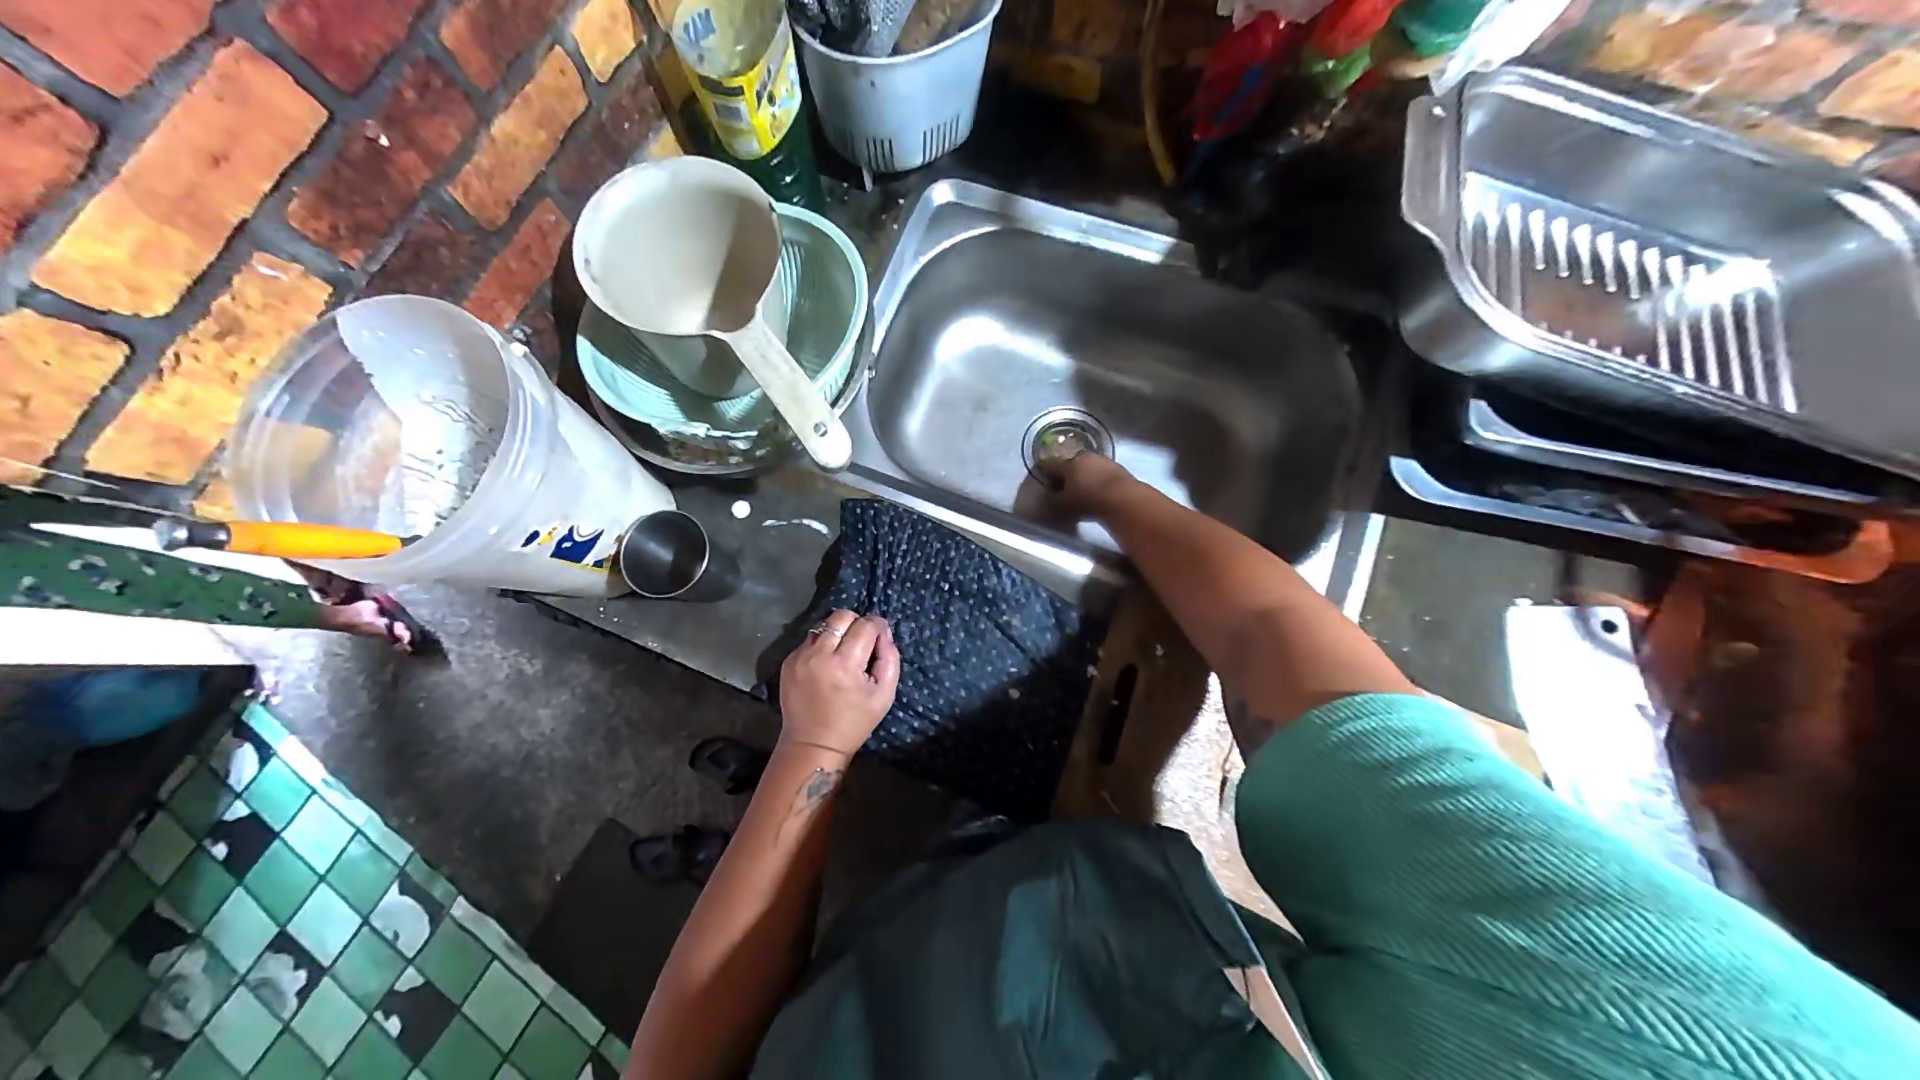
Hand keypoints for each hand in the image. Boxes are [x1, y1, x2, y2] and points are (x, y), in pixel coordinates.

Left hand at [778, 609, 899, 758]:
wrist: (812, 745)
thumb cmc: (854, 723)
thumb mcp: (884, 695)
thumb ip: (890, 659)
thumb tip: (884, 634)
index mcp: (845, 664)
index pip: (866, 625)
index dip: (878, 626)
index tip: (881, 636)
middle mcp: (819, 654)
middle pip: (842, 616)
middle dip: (857, 623)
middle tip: (862, 641)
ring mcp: (800, 657)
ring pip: (824, 625)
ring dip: (837, 632)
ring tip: (842, 652)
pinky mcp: (788, 662)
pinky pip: (809, 640)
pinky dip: (821, 645)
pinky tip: (826, 664)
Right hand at [1037, 450, 1132, 520]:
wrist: (1123, 498)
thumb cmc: (1088, 500)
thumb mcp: (1065, 504)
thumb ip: (1054, 499)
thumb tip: (1049, 496)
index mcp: (1067, 463)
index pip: (1050, 464)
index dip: (1044, 471)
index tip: (1042, 476)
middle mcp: (1083, 456)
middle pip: (1070, 463)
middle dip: (1065, 472)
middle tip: (1063, 484)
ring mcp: (1102, 459)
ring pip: (1087, 465)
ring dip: (1083, 474)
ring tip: (1082, 487)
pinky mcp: (1117, 466)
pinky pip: (1101, 471)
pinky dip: (1096, 477)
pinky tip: (1098, 488)